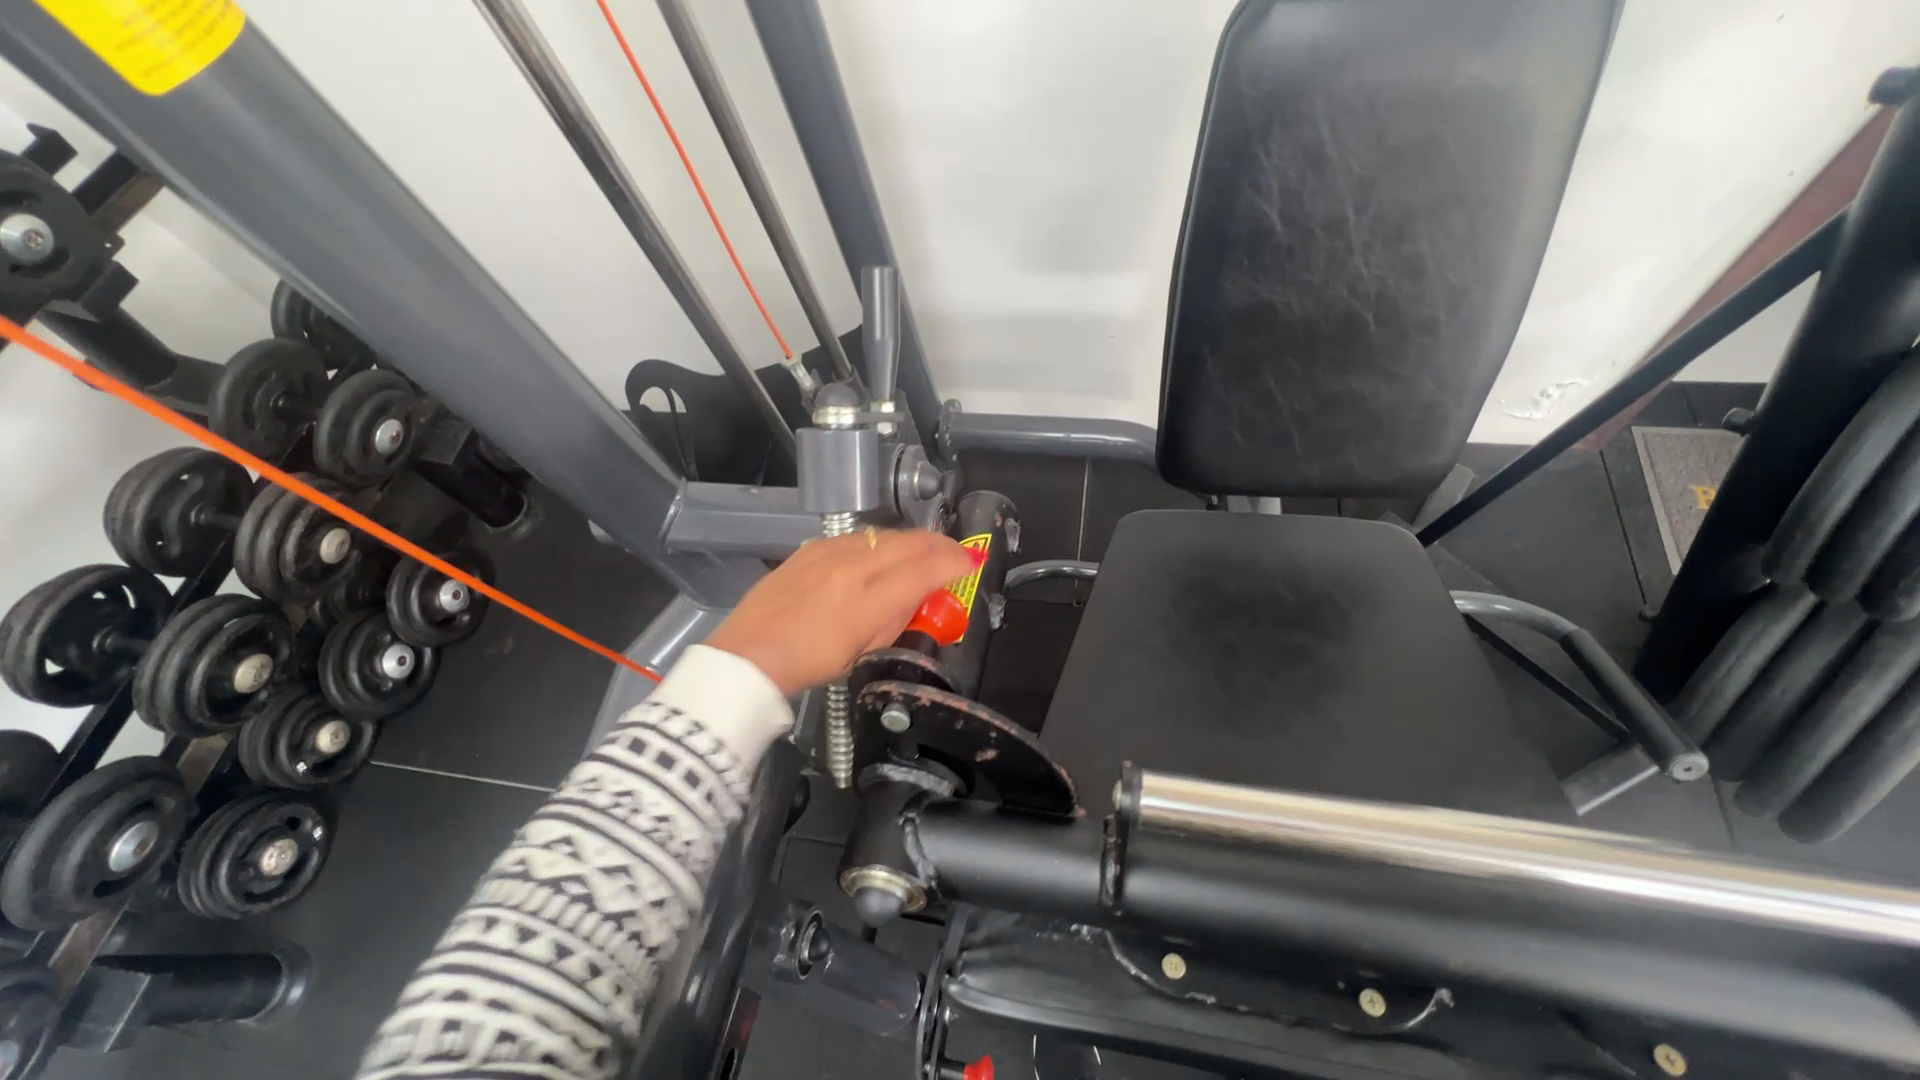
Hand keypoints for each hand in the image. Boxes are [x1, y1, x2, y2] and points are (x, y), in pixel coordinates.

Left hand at [707, 529, 979, 696]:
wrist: (750, 654)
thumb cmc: (810, 663)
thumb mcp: (864, 652)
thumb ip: (896, 619)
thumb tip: (920, 598)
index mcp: (866, 599)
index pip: (925, 569)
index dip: (957, 564)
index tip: (973, 564)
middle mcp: (851, 565)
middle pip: (910, 543)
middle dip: (941, 547)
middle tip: (958, 556)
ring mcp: (829, 551)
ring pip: (886, 535)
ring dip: (913, 543)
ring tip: (926, 555)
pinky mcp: (812, 547)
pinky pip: (860, 537)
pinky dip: (883, 543)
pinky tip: (885, 555)